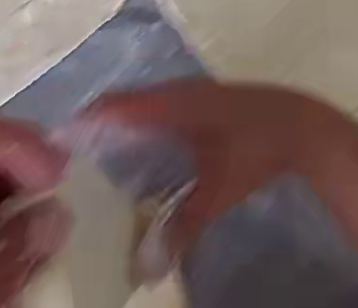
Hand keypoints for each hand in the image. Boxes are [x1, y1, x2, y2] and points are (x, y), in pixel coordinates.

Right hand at [81, 82, 350, 257]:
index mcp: (172, 104)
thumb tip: (143, 267)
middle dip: (100, 120)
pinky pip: (161, 104)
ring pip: (145, 100)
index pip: (119, 106)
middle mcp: (176, 90)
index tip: (60, 135)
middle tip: (74, 146)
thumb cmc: (253, 151)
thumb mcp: (216, 193)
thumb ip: (180, 226)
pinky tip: (142, 143)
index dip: (89, 118)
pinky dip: (144, 119)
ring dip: (123, 118)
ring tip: (99, 145)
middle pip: (128, 100)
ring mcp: (192, 89)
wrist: (298, 123)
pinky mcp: (204, 96)